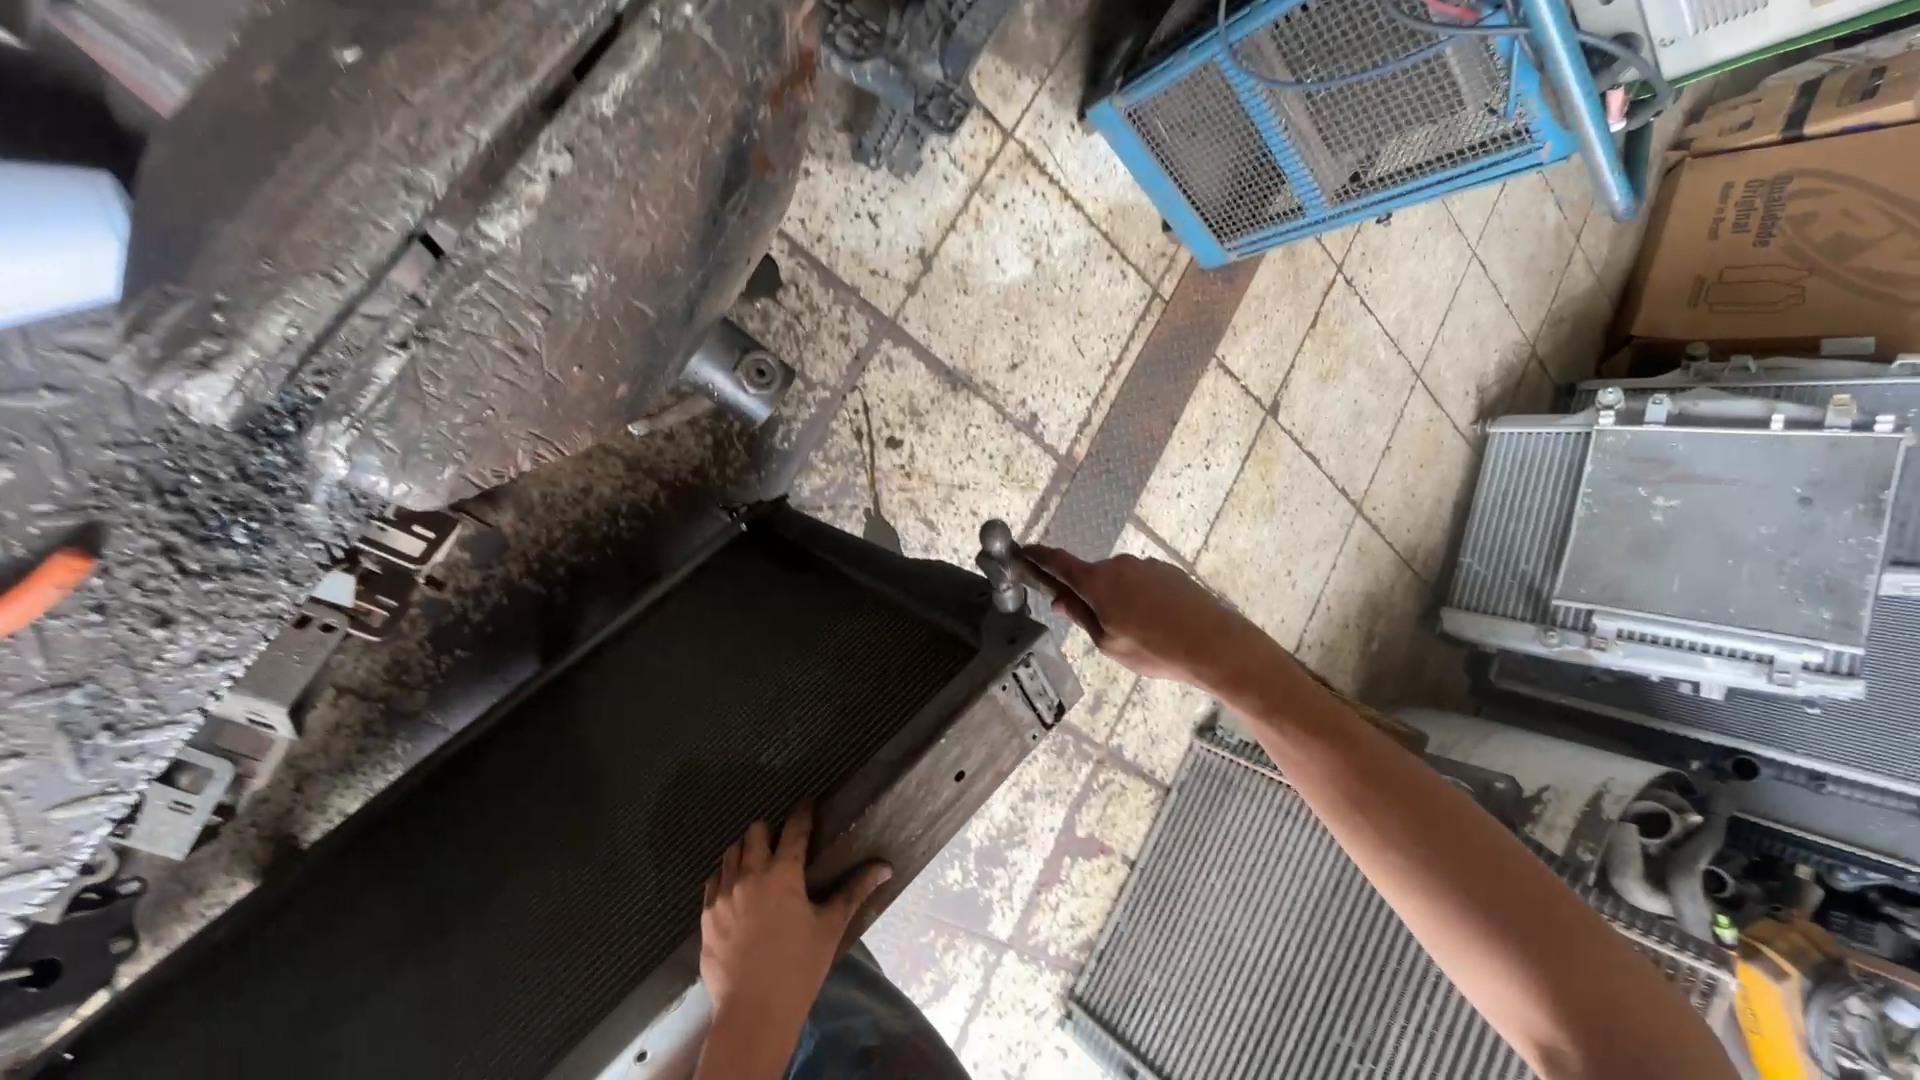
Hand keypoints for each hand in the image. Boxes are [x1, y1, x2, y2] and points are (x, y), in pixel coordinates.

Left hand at [700, 806, 892, 1031]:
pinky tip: (733, 888)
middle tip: (779, 839)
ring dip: (744, 850)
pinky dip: (724, 877)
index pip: (794, 830)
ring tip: (755, 860)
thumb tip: (885, 867)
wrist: (754, 1011)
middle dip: (767, 830)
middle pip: (754, 834)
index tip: (806, 802)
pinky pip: (712, 883)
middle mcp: (749, 876)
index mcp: (783, 874)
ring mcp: (723, 895)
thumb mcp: (831, 927)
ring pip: (729, 855)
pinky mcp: (706, 916)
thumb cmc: (799, 967)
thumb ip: (855, 891)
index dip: (802, 813)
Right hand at [1024, 546, 1272, 689]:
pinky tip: (1159, 624)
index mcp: (1098, 581)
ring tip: (1140, 634)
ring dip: (1120, 599)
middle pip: (1093, 576)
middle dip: (1090, 595)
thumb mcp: (1108, 644)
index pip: (1059, 562)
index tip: (1023, 551)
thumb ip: (1081, 618)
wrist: (1214, 644)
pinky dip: (1142, 599)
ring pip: (1120, 581)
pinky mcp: (1170, 572)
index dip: (1039, 557)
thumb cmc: (1154, 649)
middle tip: (1103, 629)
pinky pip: (1143, 583)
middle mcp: (1121, 564)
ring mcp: (1148, 565)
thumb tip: (1060, 599)